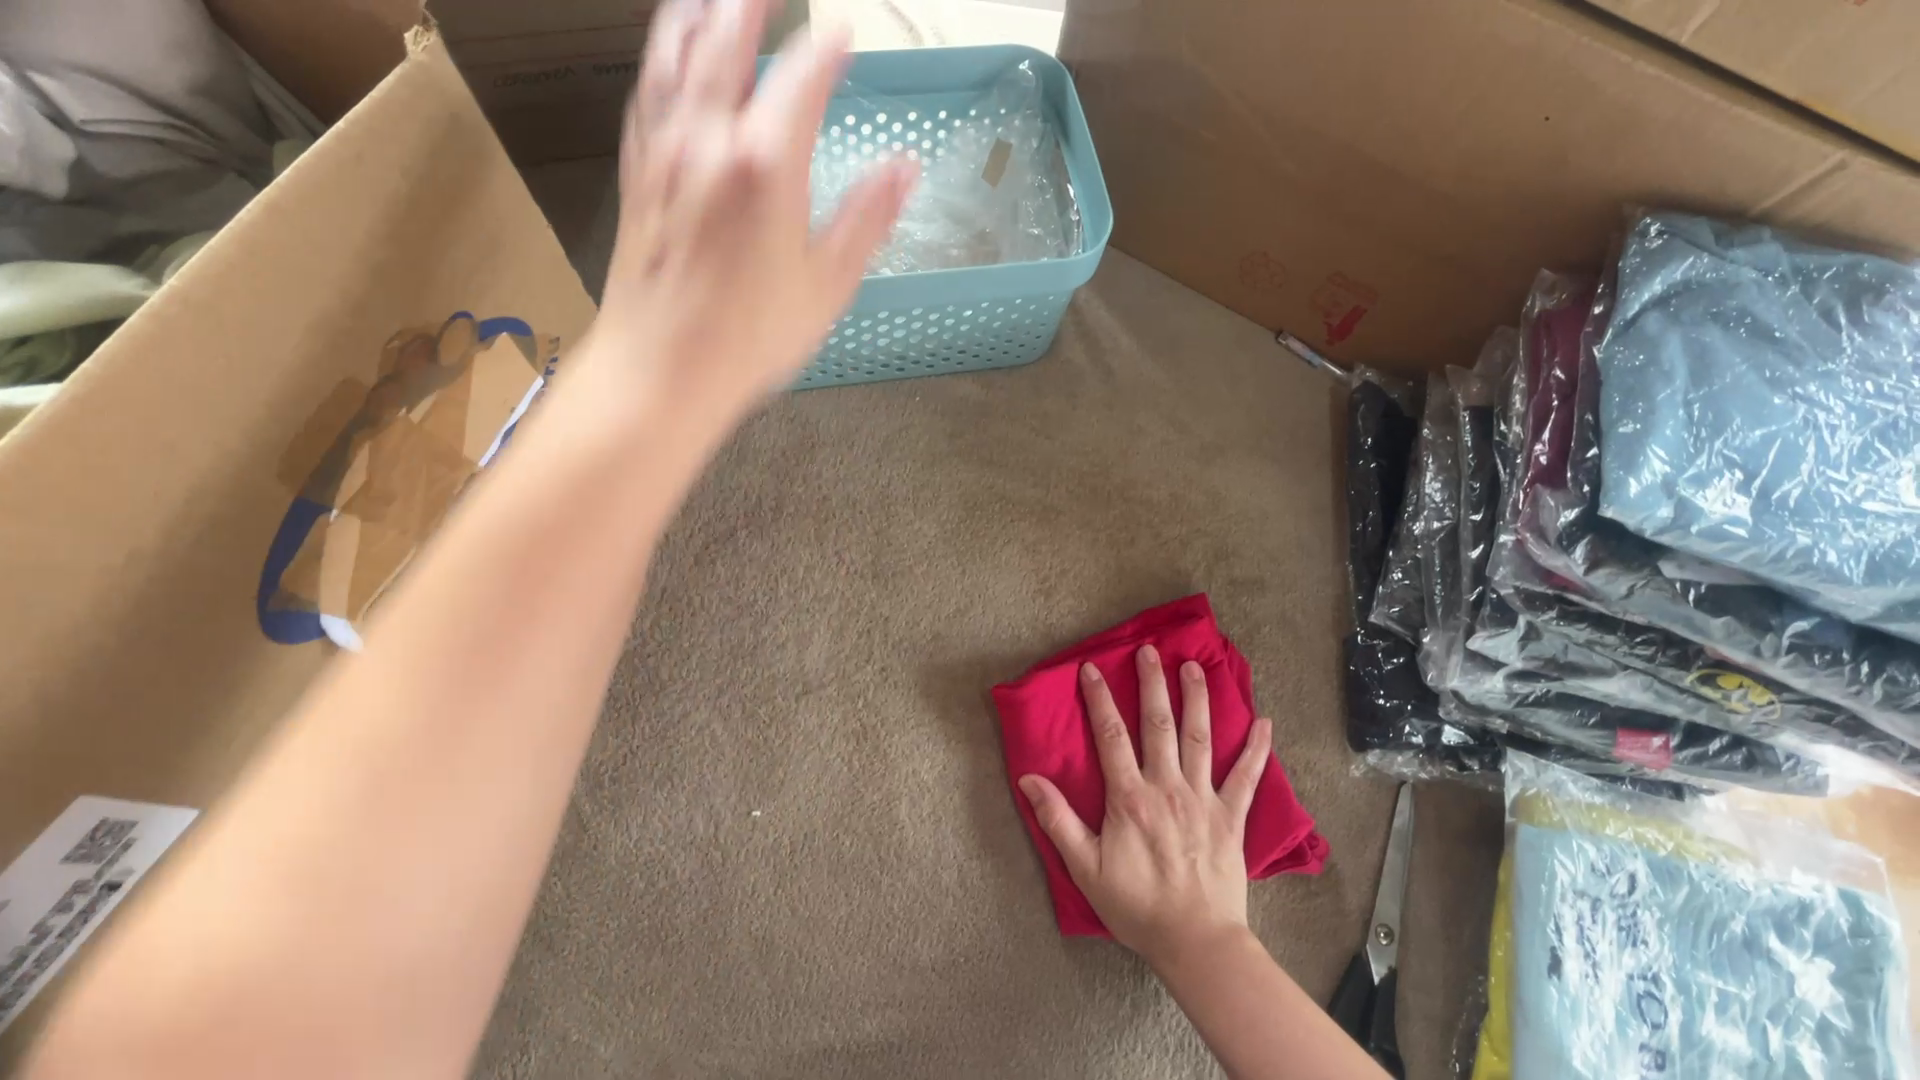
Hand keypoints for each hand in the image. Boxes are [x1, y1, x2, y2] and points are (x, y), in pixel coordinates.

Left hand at [583, 0, 916, 421]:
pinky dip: (661, 61)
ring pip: (675, 57)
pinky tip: (667, 55)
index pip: (801, 77)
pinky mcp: (637, 176)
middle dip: (750, 2)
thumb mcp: (827, 286)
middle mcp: (707, 140)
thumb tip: (905, 168)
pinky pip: (647, 97)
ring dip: (696, 14)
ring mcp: (664, 153)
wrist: (659, 371)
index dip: (826, 48)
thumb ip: (867, 219)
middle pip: (725, 41)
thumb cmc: (750, 338)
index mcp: (765, 163)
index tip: (844, 33)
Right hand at [1019, 646, 1274, 967]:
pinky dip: (1256, 750)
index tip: (1092, 668)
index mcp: (1129, 798)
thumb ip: (1057, 820)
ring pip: (1200, 739)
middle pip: (1158, 725)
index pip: (1110, 736)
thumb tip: (1029, 780)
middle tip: (1150, 651)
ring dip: (1197, 700)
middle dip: (1153, 684)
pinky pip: (1247, 778)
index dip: (1099, 698)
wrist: (1195, 941)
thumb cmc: (1136, 906)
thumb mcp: (1084, 867)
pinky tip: (1264, 723)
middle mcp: (1167, 788)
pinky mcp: (1231, 818)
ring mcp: (1203, 800)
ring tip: (1195, 668)